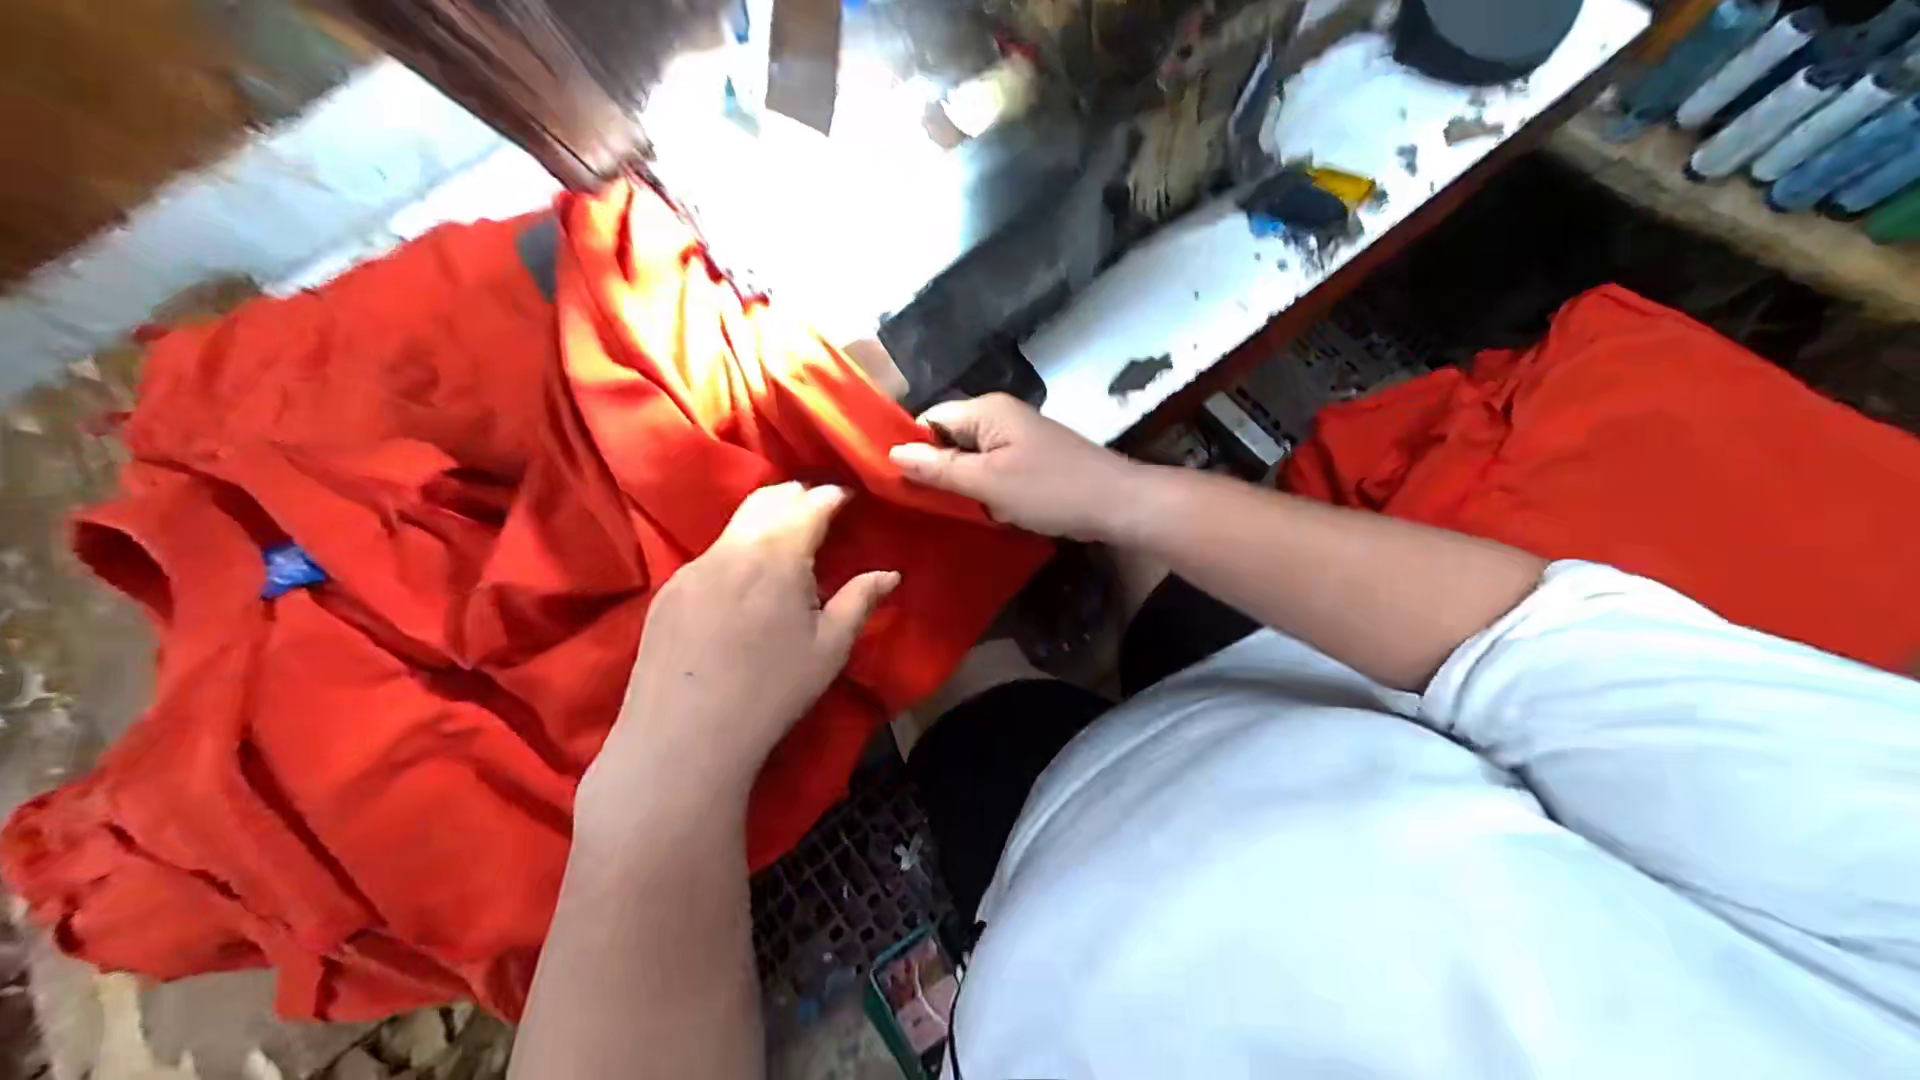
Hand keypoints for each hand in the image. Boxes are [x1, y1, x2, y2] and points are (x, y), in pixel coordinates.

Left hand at [587, 483, 899, 808]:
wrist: (684, 735)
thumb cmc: (771, 691)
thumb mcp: (829, 648)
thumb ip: (860, 601)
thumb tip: (891, 574)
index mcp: (777, 554)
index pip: (810, 503)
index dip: (833, 495)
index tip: (849, 498)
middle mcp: (732, 548)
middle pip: (767, 499)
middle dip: (798, 497)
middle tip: (820, 511)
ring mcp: (692, 568)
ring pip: (736, 525)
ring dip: (766, 522)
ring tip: (785, 546)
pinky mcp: (668, 591)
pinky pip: (710, 556)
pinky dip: (737, 553)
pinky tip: (743, 590)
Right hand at [889, 393, 1144, 540]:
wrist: (1117, 503)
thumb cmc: (1050, 490)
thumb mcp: (988, 483)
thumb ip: (939, 468)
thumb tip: (893, 452)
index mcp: (986, 410)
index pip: (930, 418)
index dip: (910, 447)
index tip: (895, 482)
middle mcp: (1000, 416)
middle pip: (949, 437)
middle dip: (935, 468)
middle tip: (919, 503)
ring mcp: (1018, 438)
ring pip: (970, 457)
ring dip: (959, 483)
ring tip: (945, 511)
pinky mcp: (1031, 459)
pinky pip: (992, 469)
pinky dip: (983, 489)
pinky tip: (980, 511)